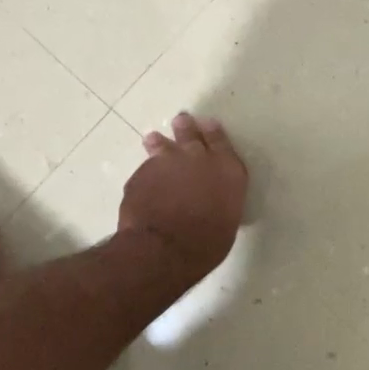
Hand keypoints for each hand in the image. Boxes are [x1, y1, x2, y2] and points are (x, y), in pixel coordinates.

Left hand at [119, 113, 248, 285]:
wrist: (165, 248)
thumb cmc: (208, 242)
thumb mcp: (227, 220)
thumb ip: (220, 200)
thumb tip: (212, 200)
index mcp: (227, 170)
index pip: (220, 141)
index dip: (213, 132)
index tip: (208, 124)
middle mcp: (197, 158)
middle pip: (190, 134)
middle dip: (186, 128)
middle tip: (181, 121)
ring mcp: (165, 163)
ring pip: (161, 146)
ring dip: (159, 143)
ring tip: (154, 140)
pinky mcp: (141, 175)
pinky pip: (145, 171)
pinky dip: (147, 175)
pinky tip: (144, 183)